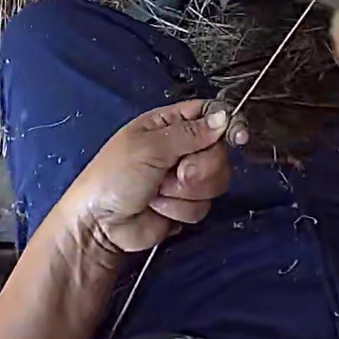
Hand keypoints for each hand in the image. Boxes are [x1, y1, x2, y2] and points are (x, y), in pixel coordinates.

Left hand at [48, 100, 239, 262]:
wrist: (99, 225)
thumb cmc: (114, 176)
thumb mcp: (149, 147)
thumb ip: (190, 133)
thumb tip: (224, 117)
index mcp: (168, 124)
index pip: (209, 114)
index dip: (228, 122)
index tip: (239, 137)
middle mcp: (181, 147)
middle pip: (219, 152)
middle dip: (200, 168)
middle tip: (175, 173)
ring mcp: (184, 178)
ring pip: (215, 182)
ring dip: (186, 192)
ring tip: (158, 192)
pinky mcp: (185, 205)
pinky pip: (203, 206)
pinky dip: (179, 210)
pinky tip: (157, 208)